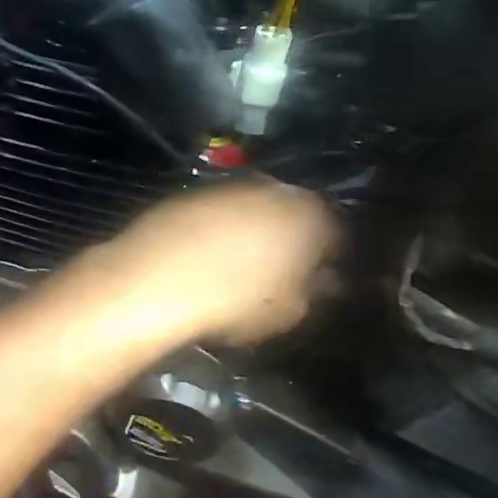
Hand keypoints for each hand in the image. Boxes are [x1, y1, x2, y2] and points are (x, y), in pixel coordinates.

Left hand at [54, 182, 335, 346]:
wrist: (156, 279)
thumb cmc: (239, 299)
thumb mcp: (292, 311)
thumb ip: (317, 293)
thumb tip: (329, 283)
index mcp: (311, 214)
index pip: (341, 233)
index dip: (338, 260)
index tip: (330, 281)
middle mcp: (276, 188)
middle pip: (299, 213)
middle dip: (298, 240)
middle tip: (289, 274)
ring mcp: (232, 186)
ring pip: (259, 208)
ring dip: (259, 231)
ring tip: (246, 267)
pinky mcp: (193, 192)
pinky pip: (222, 213)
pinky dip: (223, 230)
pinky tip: (210, 258)